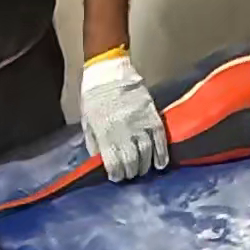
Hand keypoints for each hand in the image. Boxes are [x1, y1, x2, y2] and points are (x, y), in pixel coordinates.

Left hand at [79, 52, 168, 182]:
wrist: (109, 72)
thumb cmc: (94, 99)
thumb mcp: (87, 124)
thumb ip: (94, 144)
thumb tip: (100, 163)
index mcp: (105, 134)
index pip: (113, 163)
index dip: (116, 174)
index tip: (116, 178)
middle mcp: (124, 131)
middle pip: (131, 160)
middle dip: (130, 172)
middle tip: (129, 175)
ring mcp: (140, 122)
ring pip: (146, 152)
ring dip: (144, 166)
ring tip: (142, 170)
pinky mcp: (152, 114)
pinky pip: (160, 138)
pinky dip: (161, 153)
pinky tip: (161, 164)